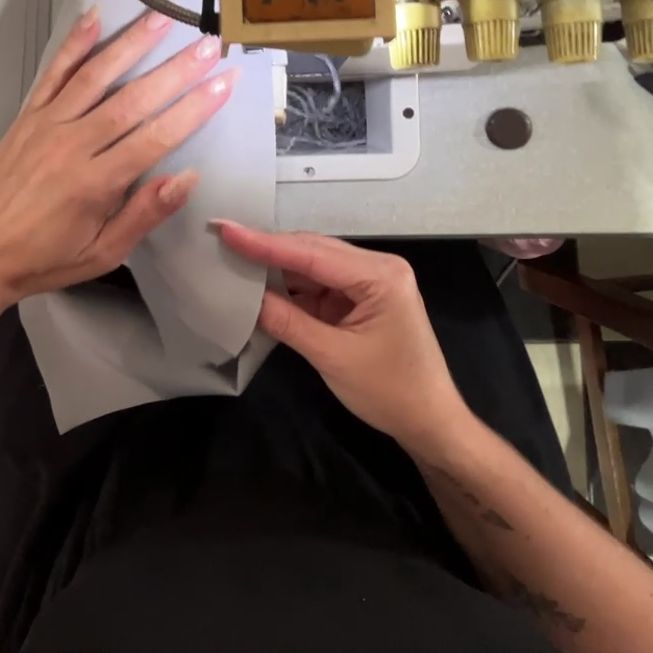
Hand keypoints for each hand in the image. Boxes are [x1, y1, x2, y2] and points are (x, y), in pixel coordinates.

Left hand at [0, 8, 237, 306]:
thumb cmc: (48, 258)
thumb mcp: (103, 254)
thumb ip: (144, 214)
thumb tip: (188, 177)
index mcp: (94, 184)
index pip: (155, 138)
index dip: (193, 109)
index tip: (224, 83)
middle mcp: (70, 146)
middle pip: (131, 101)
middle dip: (174, 71)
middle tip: (208, 45)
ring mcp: (45, 126)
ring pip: (94, 77)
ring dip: (130, 45)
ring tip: (162, 17)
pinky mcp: (26, 117)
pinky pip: (53, 75)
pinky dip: (73, 45)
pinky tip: (94, 17)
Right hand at [217, 223, 472, 453]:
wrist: (430, 422)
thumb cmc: (390, 391)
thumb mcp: (332, 356)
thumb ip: (287, 321)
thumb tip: (245, 298)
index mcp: (380, 275)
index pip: (311, 253)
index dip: (265, 243)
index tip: (226, 230)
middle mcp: (377, 268)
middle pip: (311, 251)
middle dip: (267, 250)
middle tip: (222, 241)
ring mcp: (368, 282)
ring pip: (311, 266)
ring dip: (276, 269)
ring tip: (233, 261)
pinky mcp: (359, 298)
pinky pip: (317, 284)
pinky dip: (290, 288)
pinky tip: (261, 287)